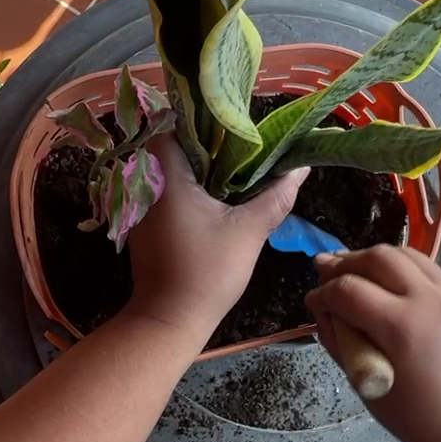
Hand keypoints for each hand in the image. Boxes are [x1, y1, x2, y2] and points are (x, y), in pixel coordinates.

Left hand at [126, 135, 306, 333]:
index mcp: (165, 178)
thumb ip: (275, 197)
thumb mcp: (248, 231)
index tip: (227, 127)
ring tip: (228, 169)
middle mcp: (144, 186)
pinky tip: (210, 198)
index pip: (170, 128)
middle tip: (236, 147)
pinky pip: (161, 193)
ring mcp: (139, 207)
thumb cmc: (207, 271)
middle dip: (200, 146)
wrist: (170, 318)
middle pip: (168, 148)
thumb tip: (301, 169)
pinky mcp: (142, 226)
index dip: (197, 122)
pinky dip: (183, 189)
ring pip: (163, 171)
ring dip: (191, 168)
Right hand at [305, 246, 440, 441]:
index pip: (348, 291)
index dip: (322, 293)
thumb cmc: (417, 420)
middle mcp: (428, 301)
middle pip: (377, 258)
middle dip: (344, 263)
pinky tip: (385, 280)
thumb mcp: (366, 385)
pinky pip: (424, 267)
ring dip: (372, 258)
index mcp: (402, 327)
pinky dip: (398, 267)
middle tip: (324, 271)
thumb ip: (341, 343)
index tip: (311, 302)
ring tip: (353, 269)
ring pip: (403, 254)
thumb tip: (324, 314)